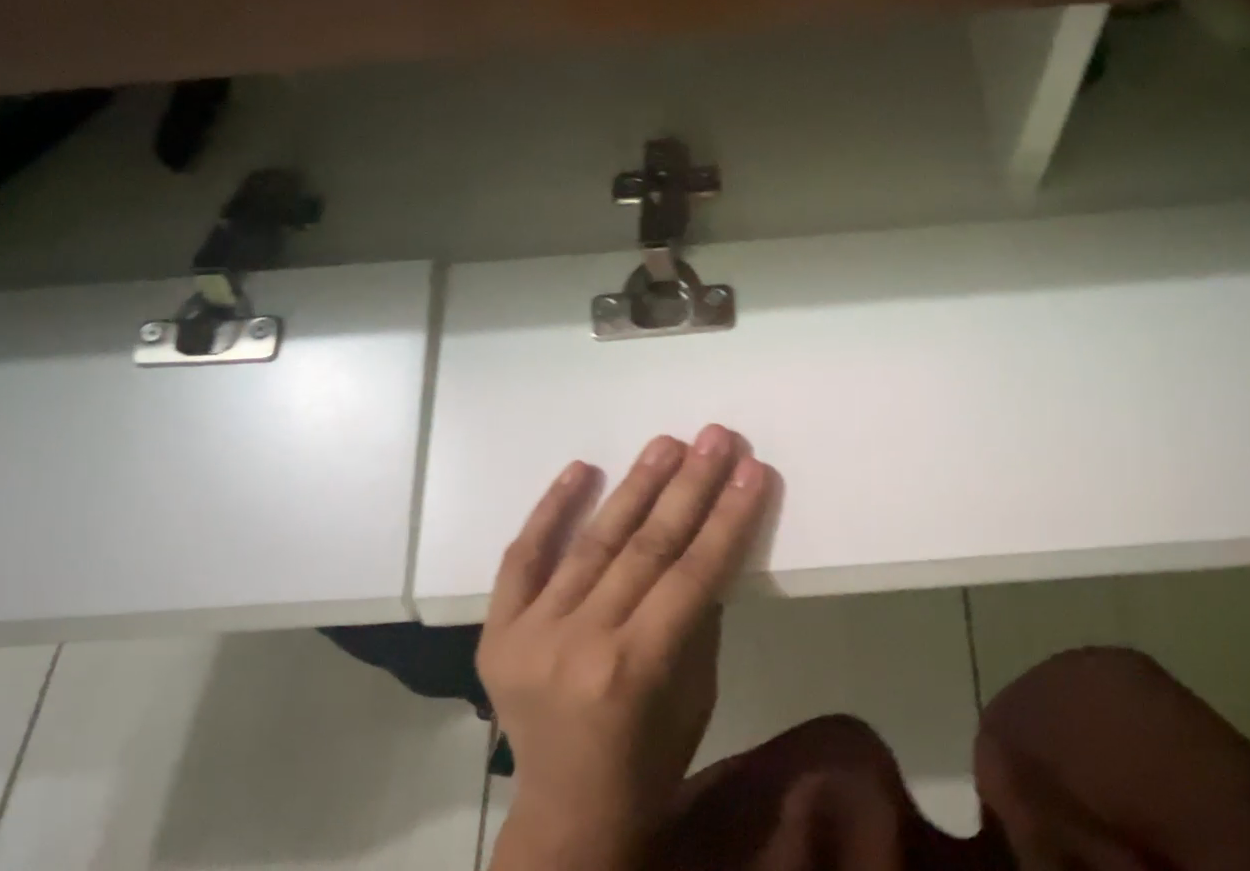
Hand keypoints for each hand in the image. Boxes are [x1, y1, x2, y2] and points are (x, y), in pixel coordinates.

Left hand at [477, 426, 772, 870]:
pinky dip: (551, 511)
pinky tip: (581, 469)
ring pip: (594, 542)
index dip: (728, 517)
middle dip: (690, 486)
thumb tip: (703, 544)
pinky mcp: (498, 631)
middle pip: (647, 546)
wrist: (568, 812)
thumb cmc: (651, 757)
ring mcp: (532, 633)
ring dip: (635, 486)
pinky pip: (522, 559)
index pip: (694, 573)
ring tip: (668, 443)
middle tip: (717, 437)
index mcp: (637, 667)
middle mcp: (582, 642)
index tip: (752, 469)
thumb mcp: (697, 691)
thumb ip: (698, 616)